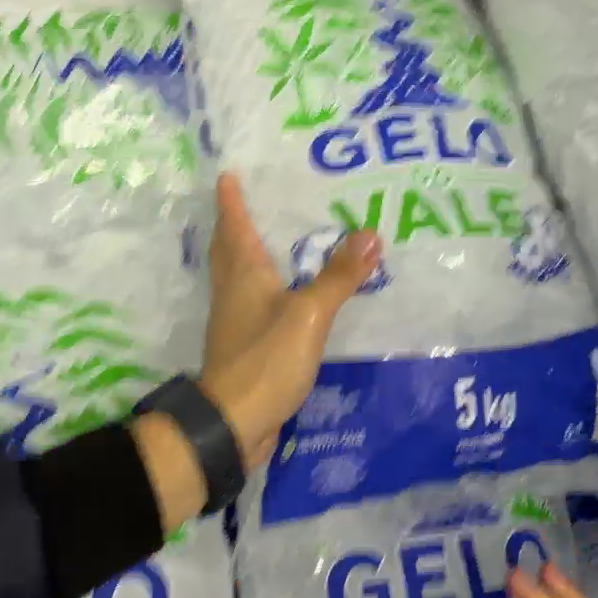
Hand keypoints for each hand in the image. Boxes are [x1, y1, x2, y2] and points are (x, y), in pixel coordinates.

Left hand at [201, 171, 381, 467]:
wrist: (234, 422)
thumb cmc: (266, 359)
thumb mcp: (310, 313)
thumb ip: (339, 276)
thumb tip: (370, 234)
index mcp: (244, 275)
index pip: (235, 227)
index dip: (232, 201)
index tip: (227, 175)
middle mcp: (234, 292)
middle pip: (228, 250)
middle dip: (233, 225)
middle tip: (243, 202)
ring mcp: (235, 322)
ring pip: (235, 277)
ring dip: (243, 255)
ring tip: (264, 241)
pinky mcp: (244, 348)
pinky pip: (250, 305)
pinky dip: (259, 289)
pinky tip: (279, 297)